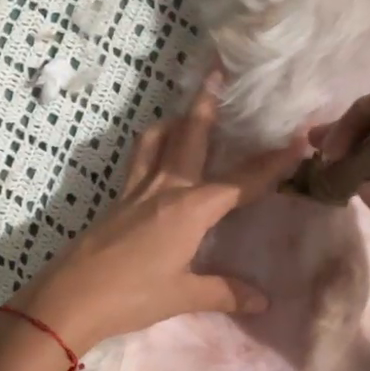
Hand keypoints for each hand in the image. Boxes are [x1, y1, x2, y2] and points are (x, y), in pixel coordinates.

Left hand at [9, 71, 302, 354]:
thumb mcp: (183, 296)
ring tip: (184, 111)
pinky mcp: (118, 202)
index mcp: (189, 209)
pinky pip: (139, 161)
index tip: (299, 138)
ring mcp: (136, 192)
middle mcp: (165, 189)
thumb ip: (224, 293)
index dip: (272, 162)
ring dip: (174, 121)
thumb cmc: (131, 296)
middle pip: (191, 137)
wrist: (70, 298)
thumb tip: (262, 300)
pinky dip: (152, 146)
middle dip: (208, 104)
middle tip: (217, 70)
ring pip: (156, 141)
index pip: (240, 182)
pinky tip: (155, 156)